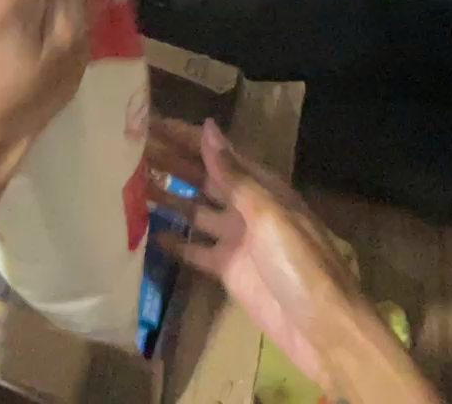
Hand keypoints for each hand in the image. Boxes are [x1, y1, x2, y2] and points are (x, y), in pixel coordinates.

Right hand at [149, 119, 438, 402]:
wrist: (324, 330)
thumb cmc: (300, 263)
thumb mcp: (267, 213)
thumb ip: (234, 174)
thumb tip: (207, 127)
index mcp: (261, 185)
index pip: (216, 151)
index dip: (184, 135)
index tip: (150, 122)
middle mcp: (246, 204)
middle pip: (201, 176)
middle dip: (169, 161)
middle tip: (127, 148)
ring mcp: (236, 237)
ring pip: (194, 209)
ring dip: (166, 195)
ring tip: (129, 182)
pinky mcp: (228, 269)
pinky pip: (196, 249)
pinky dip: (174, 241)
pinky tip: (148, 232)